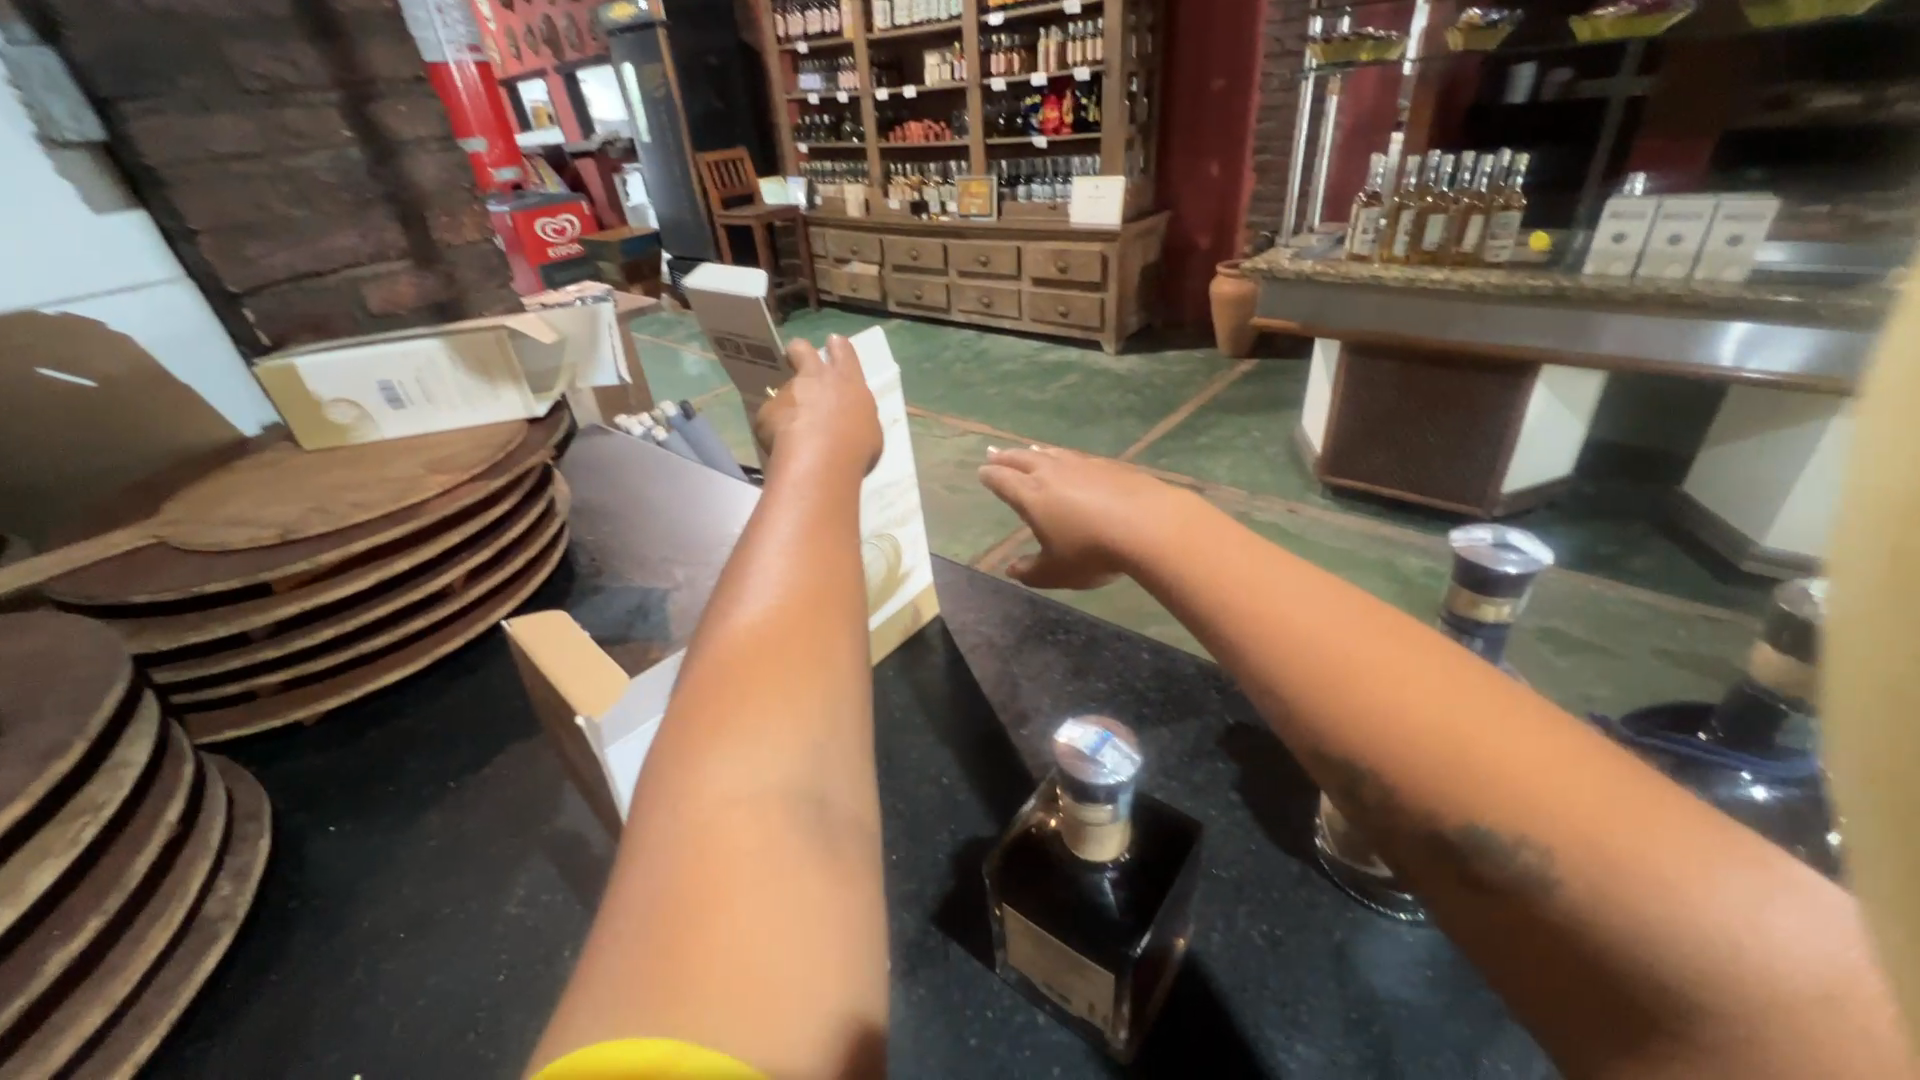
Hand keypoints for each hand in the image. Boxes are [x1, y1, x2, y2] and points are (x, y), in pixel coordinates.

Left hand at [754, 334, 882, 477]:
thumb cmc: (855, 448)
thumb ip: (856, 416)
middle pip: (801, 349)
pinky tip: (782, 449)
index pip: (842, 350)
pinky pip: (770, 419)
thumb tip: (849, 419)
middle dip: (799, 352)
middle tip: (798, 366)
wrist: (820, 462)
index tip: (833, 347)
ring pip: (784, 391)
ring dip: (788, 407)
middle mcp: (815, 378)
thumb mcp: (869, 430)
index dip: (836, 347)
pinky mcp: (767, 411)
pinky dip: (774, 432)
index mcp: (847, 380)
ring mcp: (788, 392)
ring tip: (794, 436)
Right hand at [977, 446, 1189, 588]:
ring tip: (1028, 451)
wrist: (1149, 526)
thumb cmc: (1092, 552)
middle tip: (994, 453)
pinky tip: (1073, 462)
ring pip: (1051, 453)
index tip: (982, 472)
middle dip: (1006, 457)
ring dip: (1035, 452)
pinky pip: (1078, 457)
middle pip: (1022, 459)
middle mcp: (1052, 473)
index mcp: (1031, 495)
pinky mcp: (1110, 466)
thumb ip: (1030, 571)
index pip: (1003, 480)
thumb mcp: (1056, 572)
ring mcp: (1083, 465)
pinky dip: (1065, 457)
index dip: (990, 476)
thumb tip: (1011, 569)